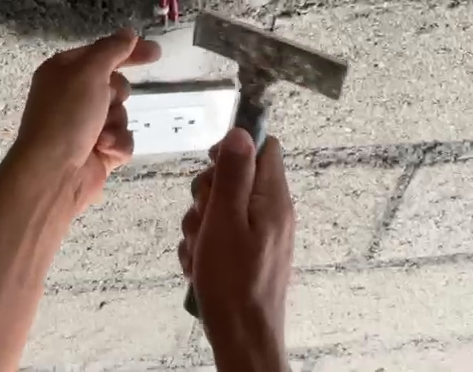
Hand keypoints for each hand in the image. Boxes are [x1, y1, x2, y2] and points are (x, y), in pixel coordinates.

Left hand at [6, 27, 160, 212]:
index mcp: (64, 71)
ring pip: (122, 113)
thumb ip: (111, 50)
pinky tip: (103, 151)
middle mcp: (73, 95)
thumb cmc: (67, 115)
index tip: (155, 52)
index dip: (128, 51)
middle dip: (116, 94)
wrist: (53, 173)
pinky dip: (117, 144)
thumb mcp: (89, 72)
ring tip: (99, 134)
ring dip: (116, 122)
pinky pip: (122, 139)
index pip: (102, 53)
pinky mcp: (97, 151)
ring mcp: (85, 125)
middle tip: (105, 101)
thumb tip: (128, 33)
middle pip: (115, 84)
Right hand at [179, 128, 293, 367]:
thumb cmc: (233, 280)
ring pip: (221, 207)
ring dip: (200, 223)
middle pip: (235, 176)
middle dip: (208, 193)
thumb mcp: (225, 219)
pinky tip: (199, 265)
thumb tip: (242, 131)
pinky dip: (205, 245)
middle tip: (203, 218)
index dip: (233, 147)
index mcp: (273, 198)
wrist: (242, 343)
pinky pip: (221, 234)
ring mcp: (260, 236)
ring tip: (199, 250)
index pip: (263, 146)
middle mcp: (271, 212)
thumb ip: (233, 173)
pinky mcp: (248, 256)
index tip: (211, 167)